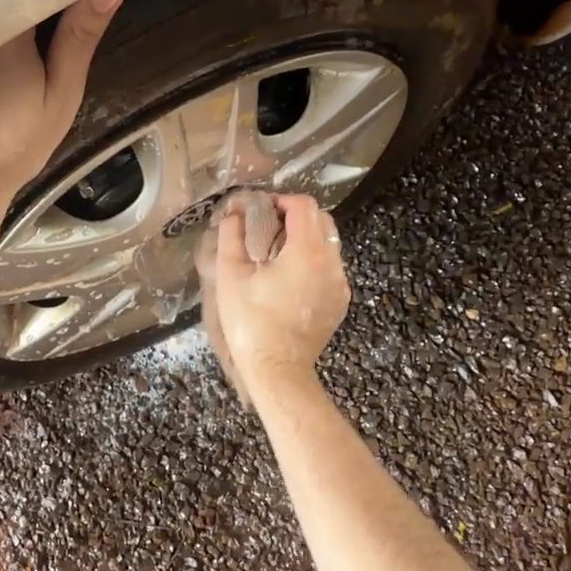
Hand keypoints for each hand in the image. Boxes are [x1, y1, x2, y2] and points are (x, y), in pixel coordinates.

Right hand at [211, 194, 350, 390]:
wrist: (277, 371)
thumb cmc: (250, 321)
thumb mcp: (230, 274)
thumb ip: (231, 235)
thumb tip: (233, 214)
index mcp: (307, 251)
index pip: (304, 205)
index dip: (281, 200)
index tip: (261, 211)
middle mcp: (331, 263)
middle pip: (322, 220)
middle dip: (296, 216)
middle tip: (268, 227)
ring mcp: (340, 284)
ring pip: (328, 243)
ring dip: (306, 238)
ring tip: (277, 253)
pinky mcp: (340, 302)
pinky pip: (330, 267)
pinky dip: (313, 261)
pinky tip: (289, 278)